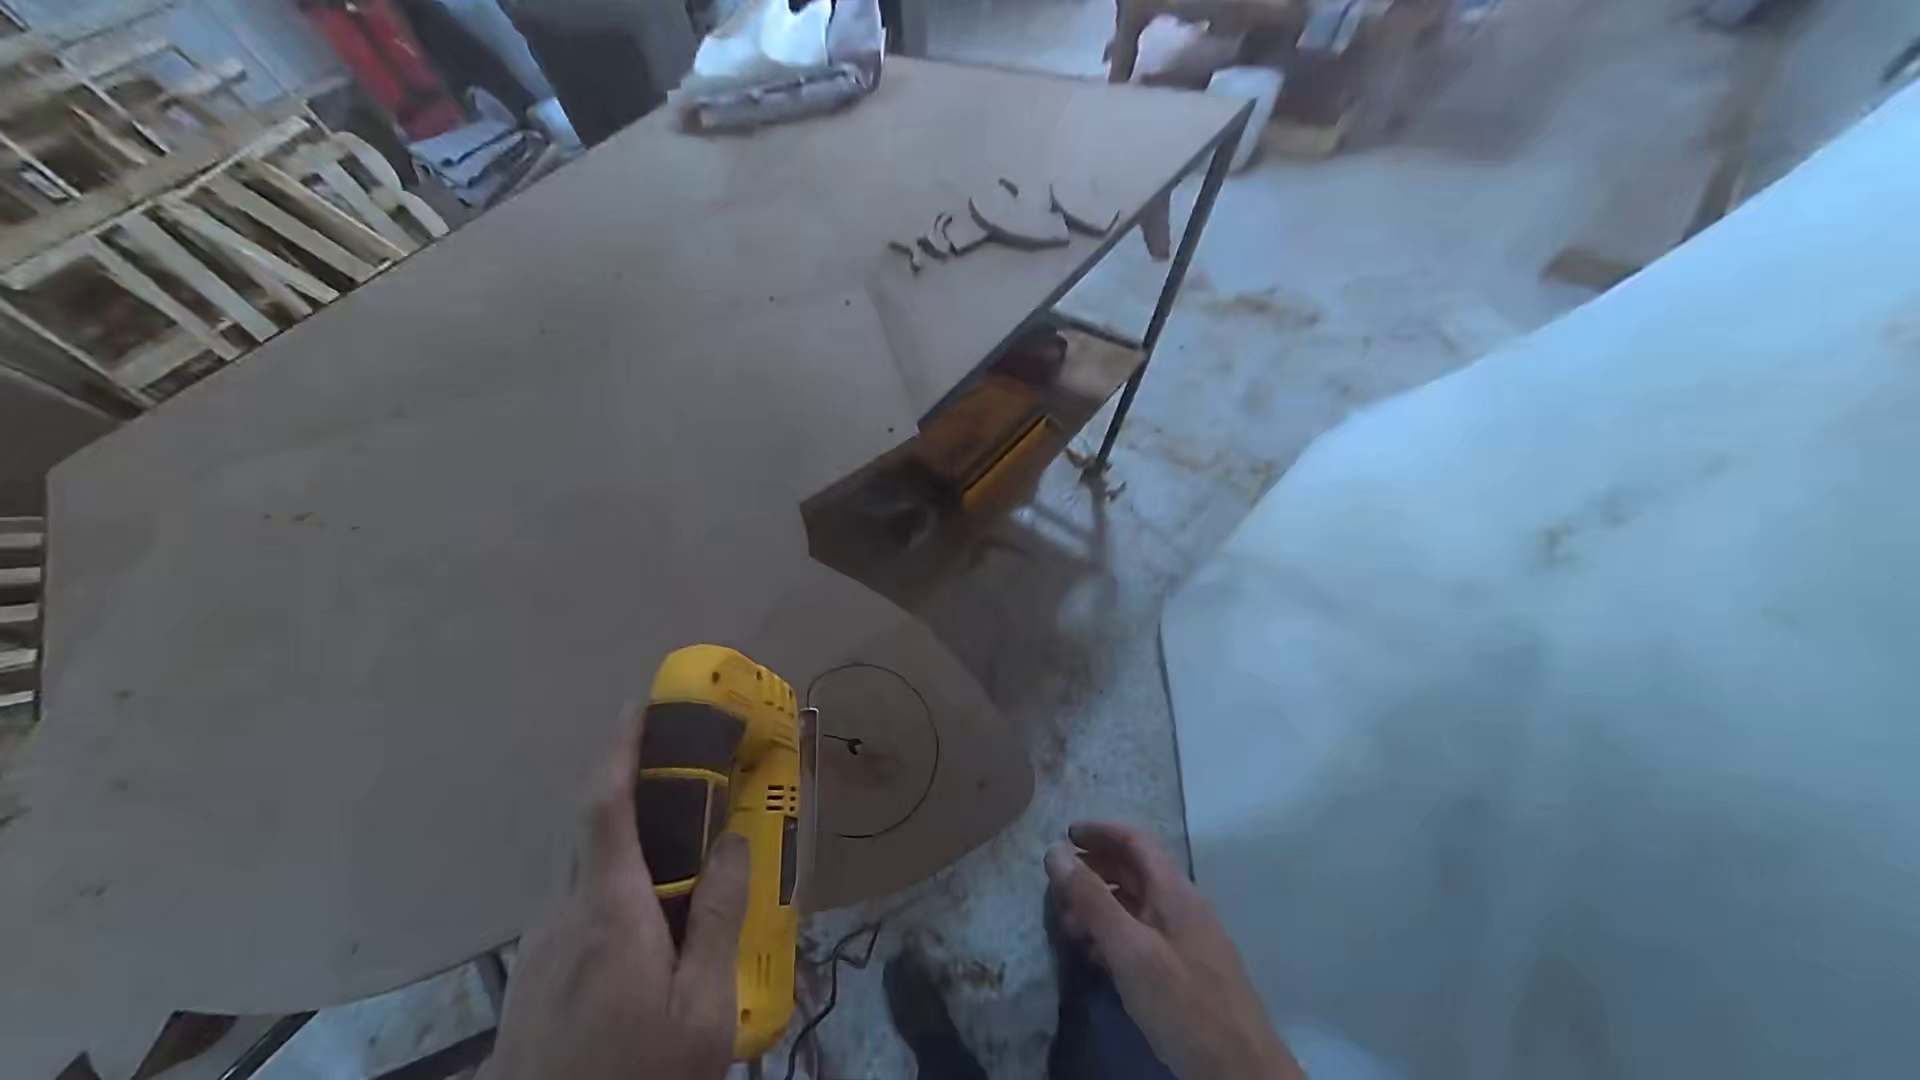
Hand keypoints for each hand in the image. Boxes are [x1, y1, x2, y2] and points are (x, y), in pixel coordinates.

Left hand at [480, 711, 748, 1079]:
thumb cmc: (637, 1077)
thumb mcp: (703, 1008)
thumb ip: (719, 916)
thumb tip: (734, 841)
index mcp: (607, 910)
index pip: (603, 804)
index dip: (619, 746)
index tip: (640, 705)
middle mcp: (563, 914)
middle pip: (590, 823)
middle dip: (629, 778)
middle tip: (684, 767)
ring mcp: (541, 945)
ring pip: (584, 865)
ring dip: (627, 835)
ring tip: (683, 849)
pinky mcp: (535, 973)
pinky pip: (579, 901)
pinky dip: (614, 879)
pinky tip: (651, 920)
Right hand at [1046, 822, 1302, 1079]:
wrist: (1244, 1078)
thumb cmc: (1185, 1005)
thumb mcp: (1130, 950)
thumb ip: (1092, 900)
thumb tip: (1055, 850)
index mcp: (1176, 892)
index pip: (1136, 841)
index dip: (1100, 831)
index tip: (1065, 835)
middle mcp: (1182, 908)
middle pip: (1134, 871)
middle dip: (1094, 869)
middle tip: (1058, 881)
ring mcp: (1185, 942)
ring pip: (1136, 906)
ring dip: (1100, 905)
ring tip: (1066, 922)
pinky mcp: (1183, 974)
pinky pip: (1141, 938)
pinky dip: (1112, 935)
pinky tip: (1093, 955)